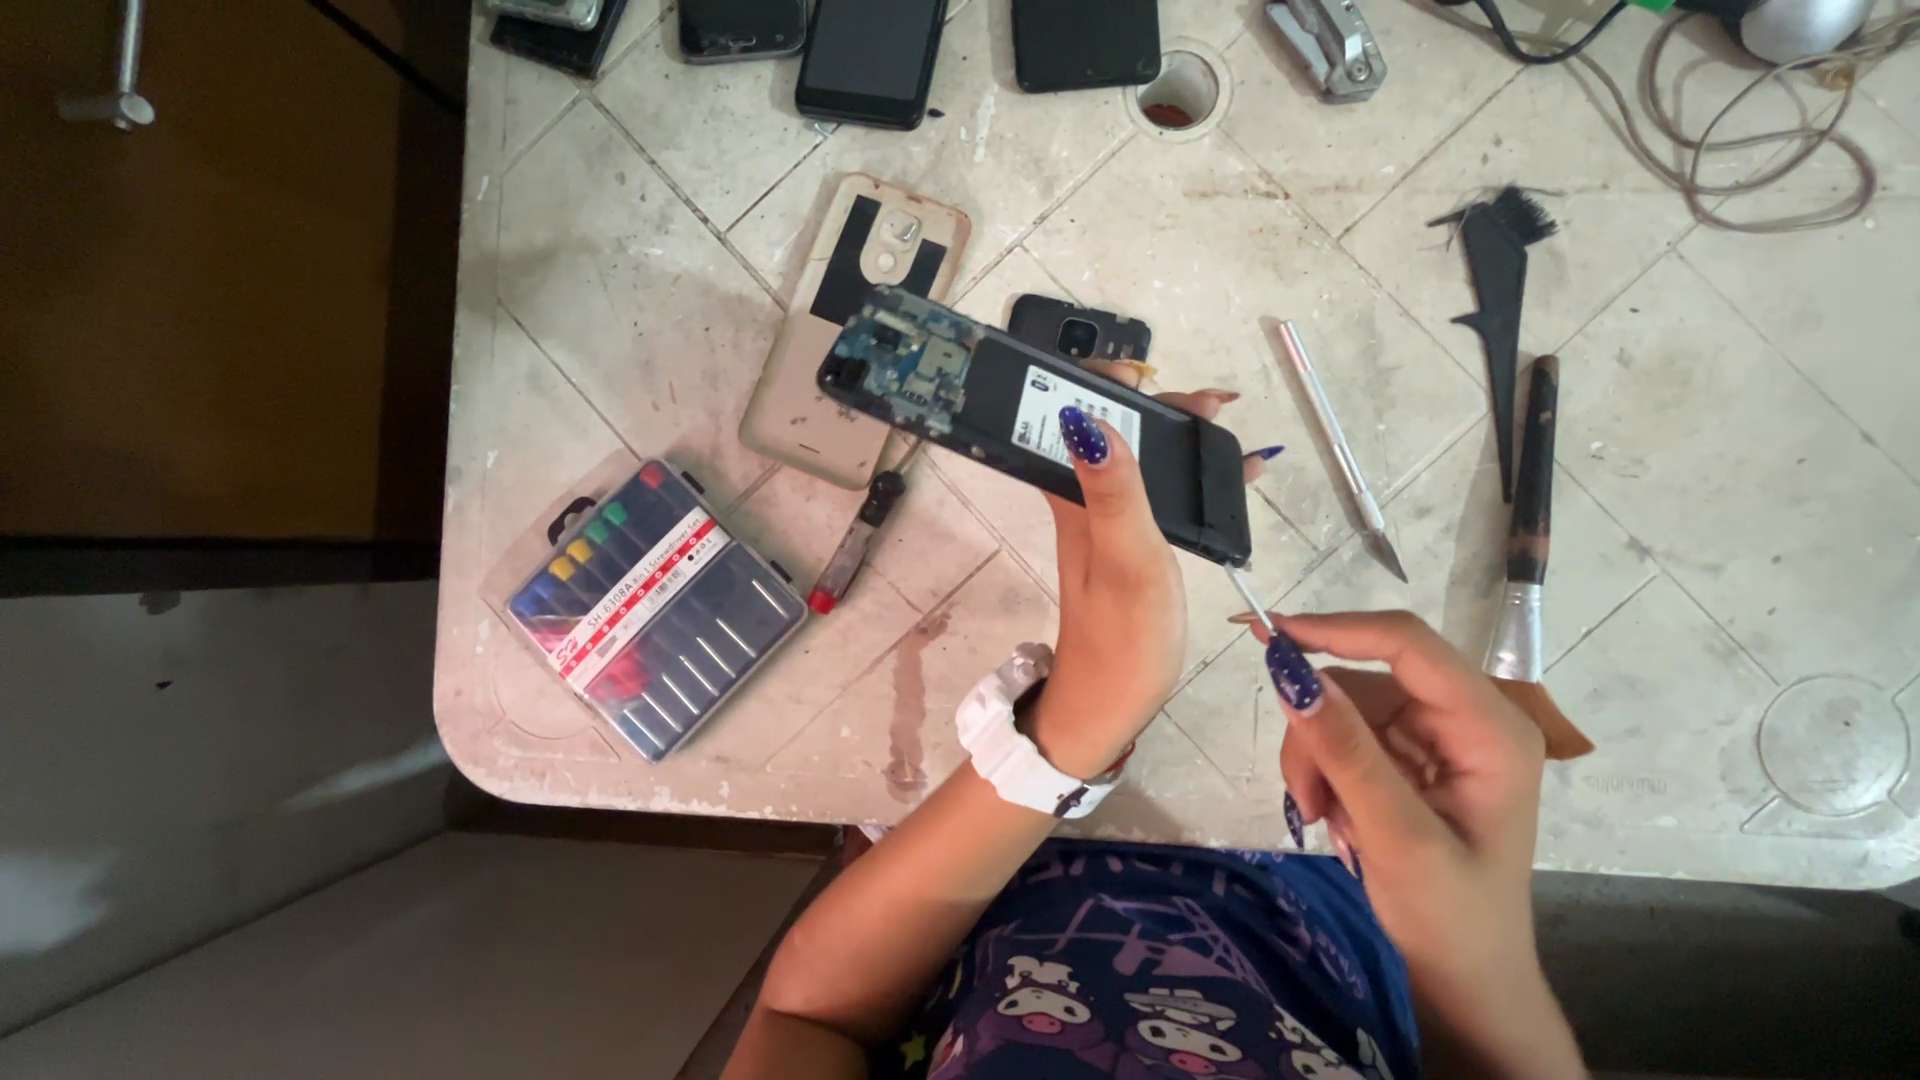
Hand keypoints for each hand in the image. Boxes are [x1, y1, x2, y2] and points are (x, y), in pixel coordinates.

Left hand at [1029, 366, 1271, 778]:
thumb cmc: (1123, 637)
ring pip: (1138, 456)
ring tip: (1227, 426)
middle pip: (1109, 426)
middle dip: (1156, 403)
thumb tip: (1081, 417)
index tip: (1147, 380)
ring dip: (1178, 435)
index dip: (1097, 382)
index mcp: (1070, 494)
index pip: (1062, 412)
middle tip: (1212, 406)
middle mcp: (1082, 497)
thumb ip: (1114, 490)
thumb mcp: (1126, 559)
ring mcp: (1106, 518)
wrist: (1110, 703)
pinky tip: (1234, 473)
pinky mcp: (1129, 540)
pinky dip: (1191, 476)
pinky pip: (1158, 491)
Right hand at [1243, 610, 1583, 1077]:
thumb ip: (1346, 752)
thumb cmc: (1450, 916)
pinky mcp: (1404, 752)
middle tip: (1300, 792)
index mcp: (1491, 726)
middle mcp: (1464, 716)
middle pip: (1362, 678)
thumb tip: (1290, 674)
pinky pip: (1339, 732)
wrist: (1462, 974)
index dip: (1335, 630)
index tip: (1266, 635)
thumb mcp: (1396, 836)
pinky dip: (1320, 768)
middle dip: (1319, 731)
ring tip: (1317, 815)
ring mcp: (1432, 733)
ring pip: (1340, 705)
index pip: (1407, 644)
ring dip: (1314, 757)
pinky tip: (1329, 812)